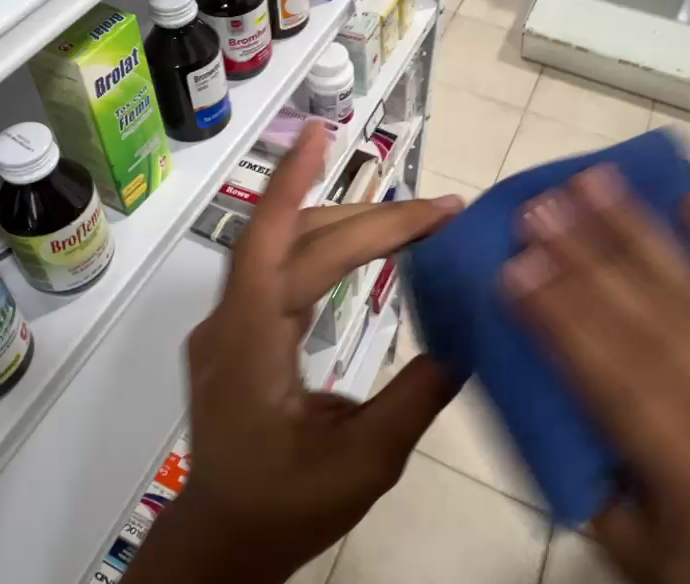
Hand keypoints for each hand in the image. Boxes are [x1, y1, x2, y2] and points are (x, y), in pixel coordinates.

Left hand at [127, 122, 465, 583]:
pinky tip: (362, 242)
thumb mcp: (362, 464)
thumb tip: (466, 341)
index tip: (349, 149)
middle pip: (295, 240)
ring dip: (346, 222)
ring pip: (285, 247)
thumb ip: (413, 400)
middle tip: (438, 209)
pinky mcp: (241, 330)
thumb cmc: (286, 506)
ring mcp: (231, 322)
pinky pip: (281, 269)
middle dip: (367, 215)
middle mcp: (231, 319)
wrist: (222, 540)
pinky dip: (326, 246)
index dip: (324, 198)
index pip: (289, 250)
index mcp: (250, 344)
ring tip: (412, 220)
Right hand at [504, 167, 689, 583]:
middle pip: (654, 324)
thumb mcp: (608, 527)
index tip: (514, 267)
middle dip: (589, 260)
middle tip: (539, 208)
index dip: (563, 321)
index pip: (617, 380)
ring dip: (637, 233)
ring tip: (592, 181)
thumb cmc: (670, 558)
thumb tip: (521, 355)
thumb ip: (571, 444)